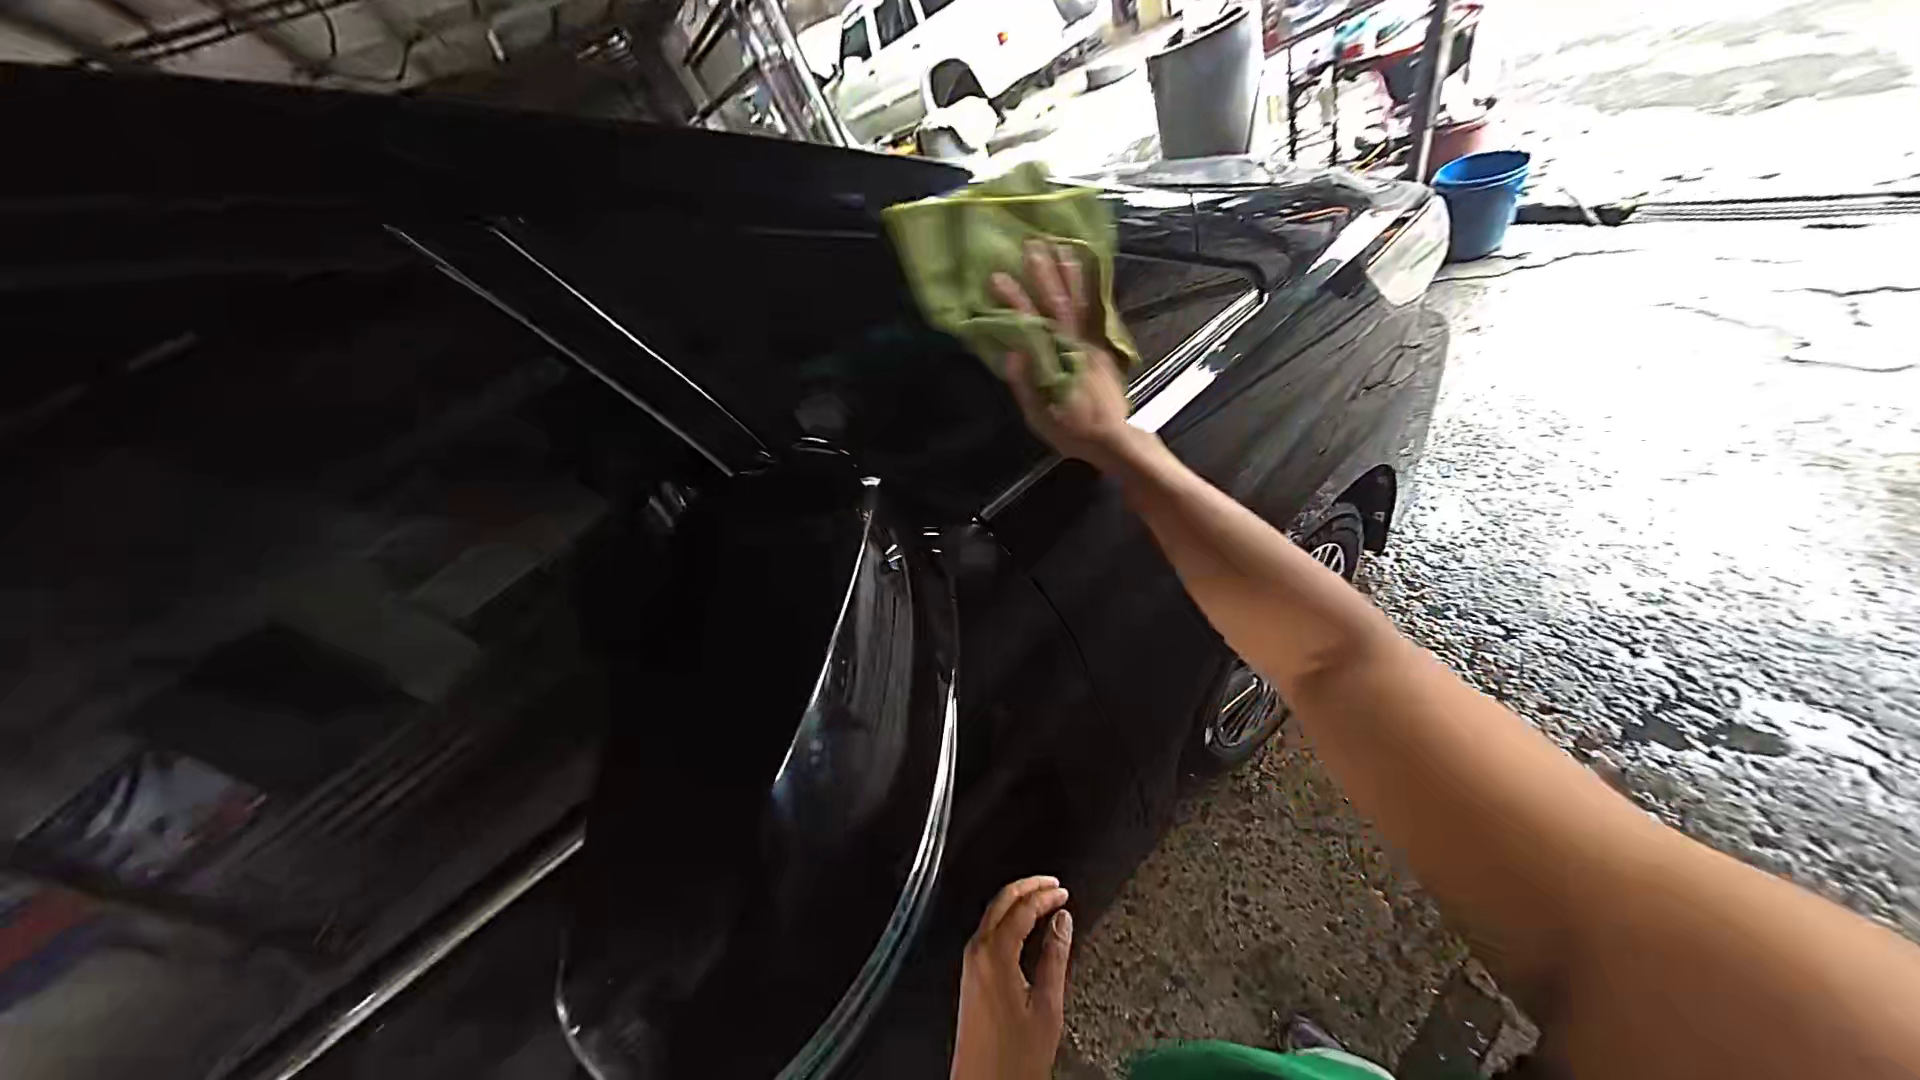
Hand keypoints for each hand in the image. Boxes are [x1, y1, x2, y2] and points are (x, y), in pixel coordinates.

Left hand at [950, 875, 1073, 1079]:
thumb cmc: (1012, 1060)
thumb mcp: (1046, 1007)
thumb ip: (1054, 957)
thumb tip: (1062, 921)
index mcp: (994, 953)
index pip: (1021, 908)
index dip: (1045, 894)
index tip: (1063, 891)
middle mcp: (977, 951)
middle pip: (1001, 901)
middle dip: (1028, 886)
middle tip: (1052, 884)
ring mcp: (970, 962)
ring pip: (993, 913)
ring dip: (1018, 900)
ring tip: (1043, 898)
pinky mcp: (970, 974)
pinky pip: (989, 930)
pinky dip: (1008, 917)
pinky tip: (1024, 925)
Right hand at [992, 241, 1146, 472]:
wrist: (1115, 438)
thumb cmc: (1073, 431)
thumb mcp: (1041, 417)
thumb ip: (1026, 385)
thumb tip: (1014, 353)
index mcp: (1057, 361)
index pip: (1033, 323)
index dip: (1016, 300)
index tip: (998, 279)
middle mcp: (1076, 345)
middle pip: (1059, 302)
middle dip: (1044, 272)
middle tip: (1031, 244)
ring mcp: (1093, 344)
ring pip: (1082, 301)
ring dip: (1070, 273)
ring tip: (1061, 246)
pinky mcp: (1104, 347)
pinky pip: (1097, 311)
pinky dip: (1092, 289)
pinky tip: (1086, 274)